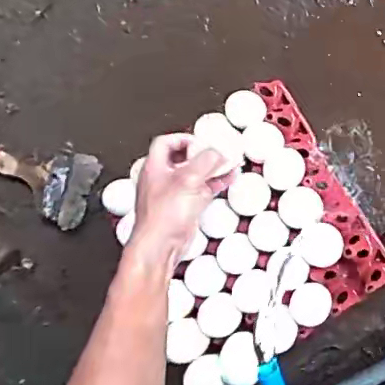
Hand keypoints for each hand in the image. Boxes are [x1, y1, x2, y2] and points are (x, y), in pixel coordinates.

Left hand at [128, 133, 233, 265]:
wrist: (160, 246)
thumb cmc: (161, 217)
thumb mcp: (188, 179)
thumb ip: (206, 161)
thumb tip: (217, 152)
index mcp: (155, 167)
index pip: (167, 142)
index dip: (184, 138)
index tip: (201, 140)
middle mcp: (162, 179)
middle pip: (184, 157)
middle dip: (204, 153)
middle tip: (218, 151)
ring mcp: (173, 194)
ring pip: (196, 173)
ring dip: (213, 167)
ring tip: (228, 163)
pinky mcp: (184, 207)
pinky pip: (202, 188)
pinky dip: (216, 182)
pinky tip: (228, 178)